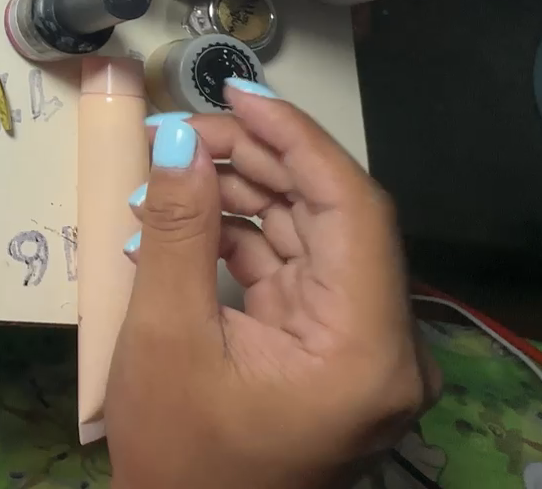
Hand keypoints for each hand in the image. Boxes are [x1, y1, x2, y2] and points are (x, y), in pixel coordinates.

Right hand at [104, 81, 439, 488]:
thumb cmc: (180, 447)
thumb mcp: (165, 331)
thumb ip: (177, 228)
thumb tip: (177, 140)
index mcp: (364, 346)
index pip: (353, 209)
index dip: (298, 139)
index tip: (235, 93)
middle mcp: (377, 341)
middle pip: (327, 214)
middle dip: (253, 159)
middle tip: (176, 133)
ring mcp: (348, 344)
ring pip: (302, 232)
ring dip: (234, 192)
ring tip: (164, 173)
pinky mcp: (315, 345)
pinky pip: (280, 264)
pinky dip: (228, 232)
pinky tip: (174, 220)